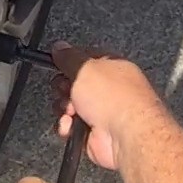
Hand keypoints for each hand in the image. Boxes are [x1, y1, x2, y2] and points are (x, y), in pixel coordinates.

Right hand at [50, 43, 167, 170]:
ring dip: (63, 108)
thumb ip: (69, 57)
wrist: (125, 135)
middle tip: (66, 90)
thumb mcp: (84, 68)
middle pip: (74, 83)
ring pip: (69, 105)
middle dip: (64, 88)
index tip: (57, 63)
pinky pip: (71, 126)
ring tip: (70, 111)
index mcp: (113, 67)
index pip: (86, 58)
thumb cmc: (114, 98)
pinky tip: (71, 126)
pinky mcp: (94, 132)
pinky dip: (67, 127)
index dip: (69, 61)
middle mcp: (110, 89)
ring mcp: (103, 112)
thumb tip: (59, 47)